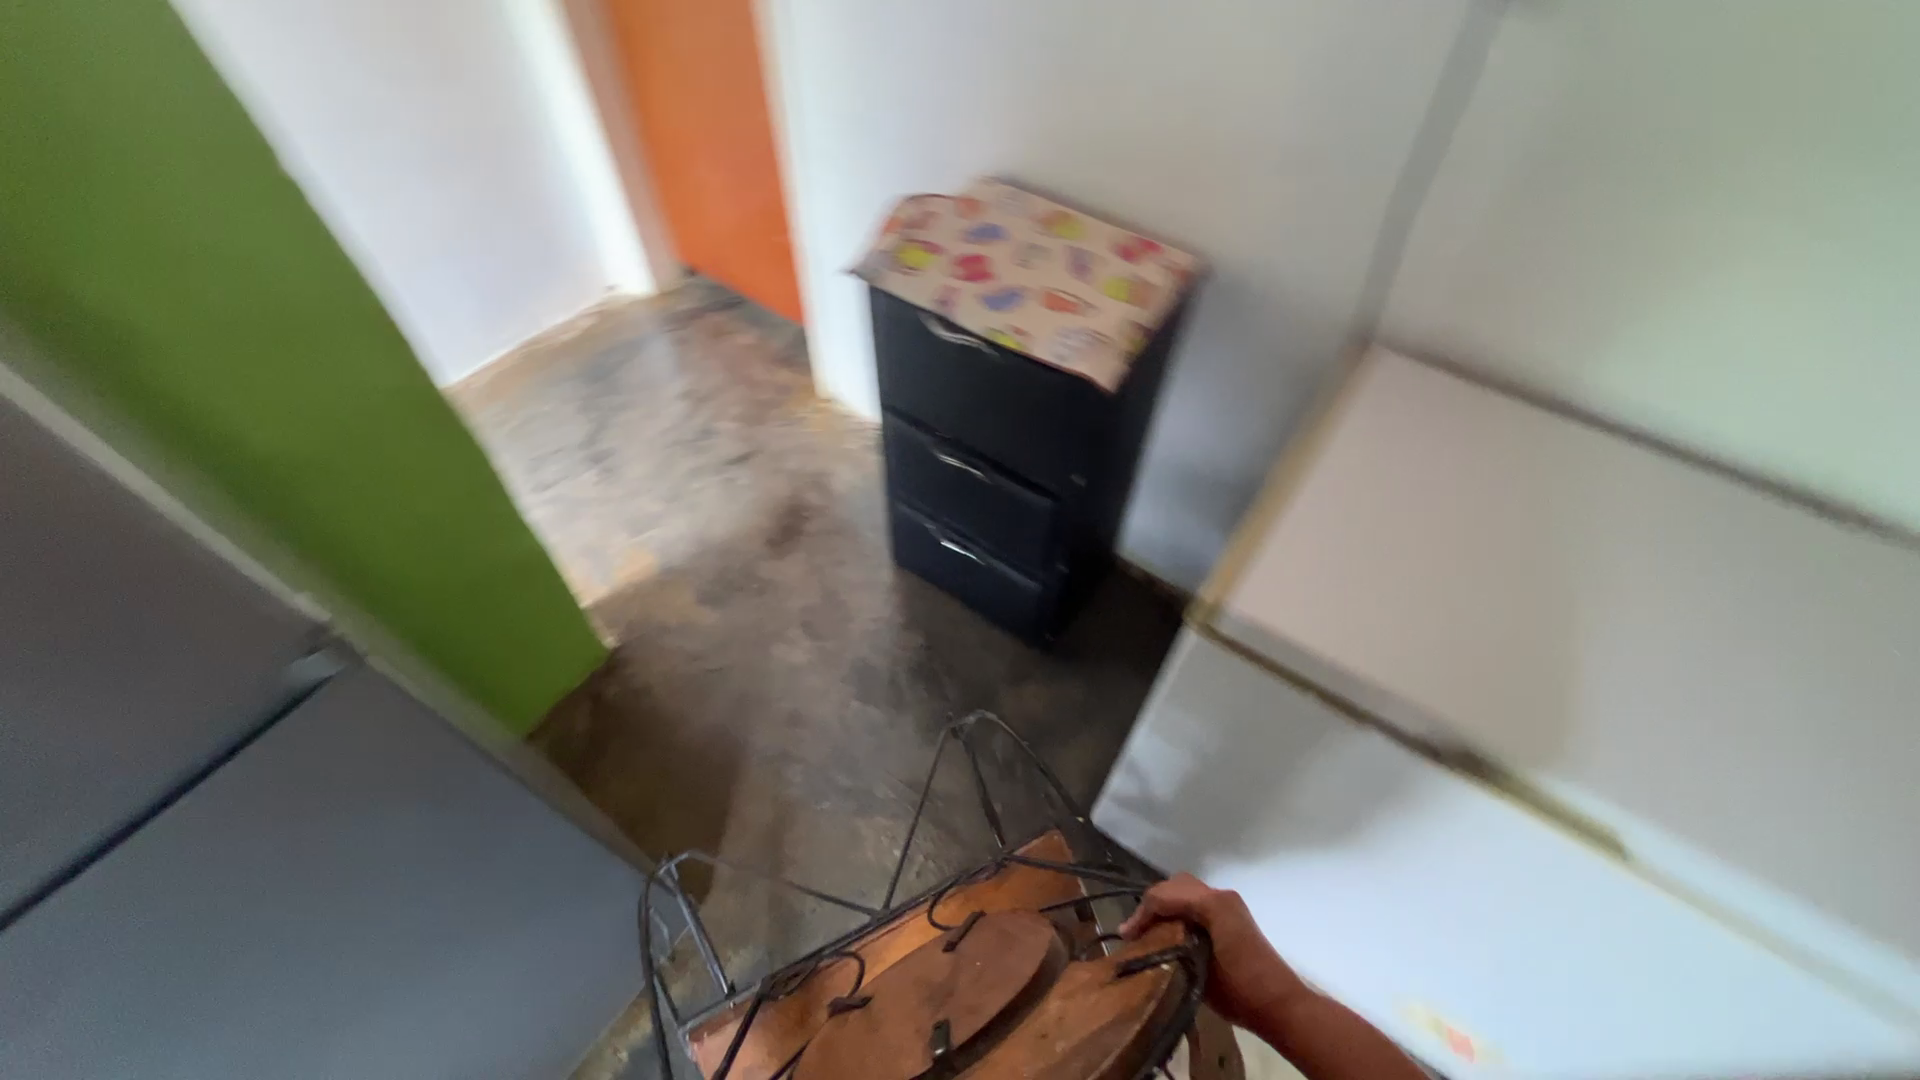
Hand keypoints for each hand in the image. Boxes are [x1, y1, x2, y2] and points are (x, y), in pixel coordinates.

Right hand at [1119, 873, 1308, 1032]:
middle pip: (1175, 884)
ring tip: (1151, 930)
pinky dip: (1181, 909)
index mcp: (1211, 904)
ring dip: (1167, 904)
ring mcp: (1229, 903)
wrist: (1281, 1004)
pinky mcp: (1233, 915)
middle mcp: (1220, 895)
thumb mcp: (1197, 969)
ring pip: (1187, 889)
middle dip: (1152, 903)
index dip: (1141, 914)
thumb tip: (1146, 944)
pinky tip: (1173, 931)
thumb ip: (1172, 946)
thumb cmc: (1240, 990)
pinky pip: (1199, 901)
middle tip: (1137, 930)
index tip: (1127, 936)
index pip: (1163, 895)